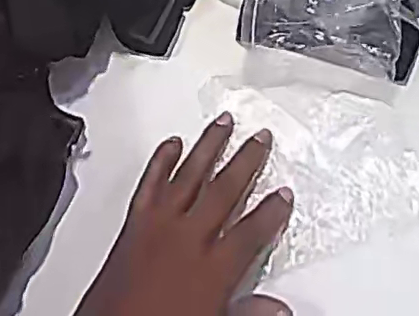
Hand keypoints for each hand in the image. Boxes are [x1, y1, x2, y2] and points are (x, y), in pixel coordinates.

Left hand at [74, 113, 293, 315]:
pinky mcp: (134, 222)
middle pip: (224, 190)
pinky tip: (172, 142)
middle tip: (261, 138)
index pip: (250, 233)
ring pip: (190, 174)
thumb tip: (280, 310)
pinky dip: (162, 160)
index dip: (270, 212)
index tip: (284, 193)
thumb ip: (246, 315)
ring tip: (223, 122)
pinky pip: (151, 182)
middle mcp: (186, 239)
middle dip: (246, 161)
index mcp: (209, 271)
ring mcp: (158, 224)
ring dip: (209, 146)